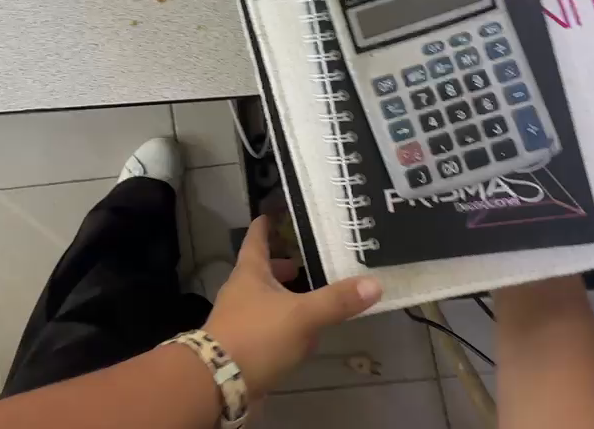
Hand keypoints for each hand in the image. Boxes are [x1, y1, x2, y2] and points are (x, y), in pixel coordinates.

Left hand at [201, 216, 382, 396]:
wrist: (220, 381)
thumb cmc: (257, 335)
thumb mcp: (302, 316)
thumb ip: (336, 301)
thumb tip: (373, 283)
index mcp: (250, 271)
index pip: (256, 238)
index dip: (265, 224)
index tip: (273, 212)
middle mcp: (241, 289)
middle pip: (261, 269)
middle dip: (281, 265)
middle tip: (304, 260)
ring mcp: (239, 317)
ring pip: (264, 299)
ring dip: (283, 296)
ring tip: (308, 297)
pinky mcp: (243, 344)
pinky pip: (266, 326)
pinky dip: (283, 324)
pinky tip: (301, 337)